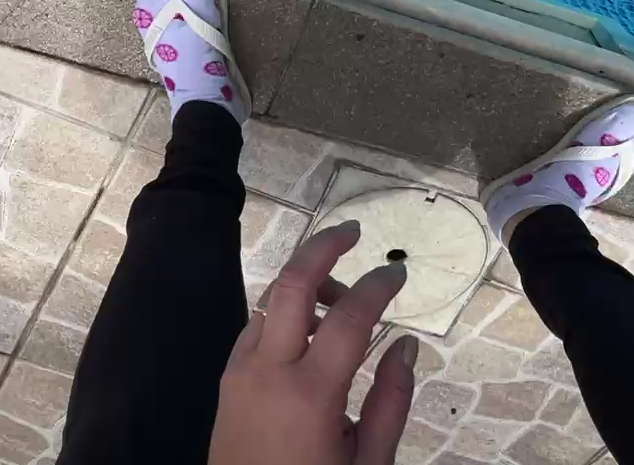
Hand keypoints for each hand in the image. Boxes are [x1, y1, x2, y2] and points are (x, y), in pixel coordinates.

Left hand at [208, 221, 418, 464]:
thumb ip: (390, 403)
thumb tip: (407, 345)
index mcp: (309, 396)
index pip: (349, 317)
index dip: (378, 286)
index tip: (399, 273)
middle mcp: (267, 371)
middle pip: (291, 281)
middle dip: (323, 245)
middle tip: (354, 230)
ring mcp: (239, 373)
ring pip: (269, 299)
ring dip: (305, 282)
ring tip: (342, 302)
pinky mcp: (227, 382)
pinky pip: (256, 325)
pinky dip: (284, 311)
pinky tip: (309, 332)